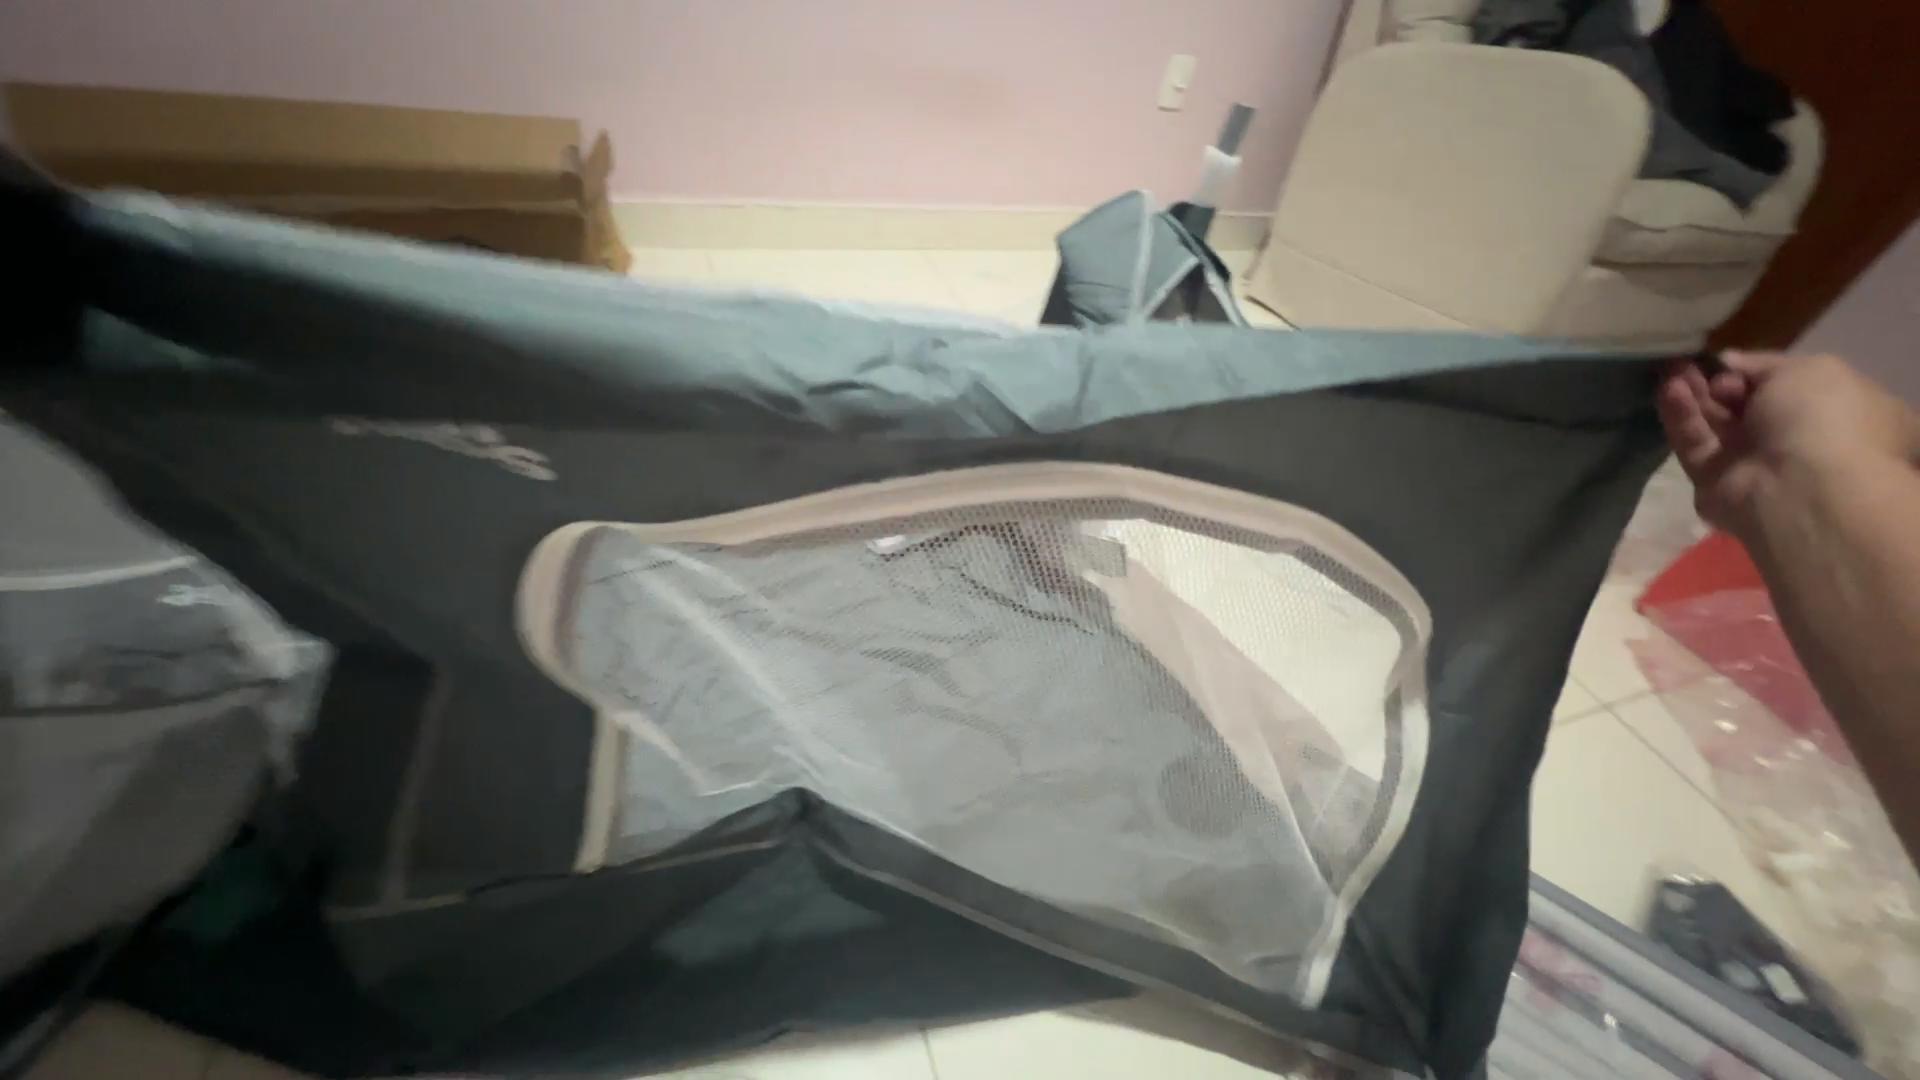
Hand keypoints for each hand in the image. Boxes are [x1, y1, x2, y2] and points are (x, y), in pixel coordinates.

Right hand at [1655, 351, 1919, 535]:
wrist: (1796, 486)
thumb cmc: (1821, 419)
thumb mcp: (1807, 369)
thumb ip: (1762, 363)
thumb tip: (1728, 363)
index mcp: (1838, 409)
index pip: (1788, 384)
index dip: (1755, 370)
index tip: (1729, 362)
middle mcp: (1797, 435)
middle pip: (1743, 403)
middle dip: (1714, 381)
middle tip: (1684, 362)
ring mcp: (1752, 459)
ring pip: (1714, 421)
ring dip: (1692, 394)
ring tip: (1667, 370)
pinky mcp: (1713, 477)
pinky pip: (1694, 441)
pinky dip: (1681, 416)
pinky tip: (1668, 392)